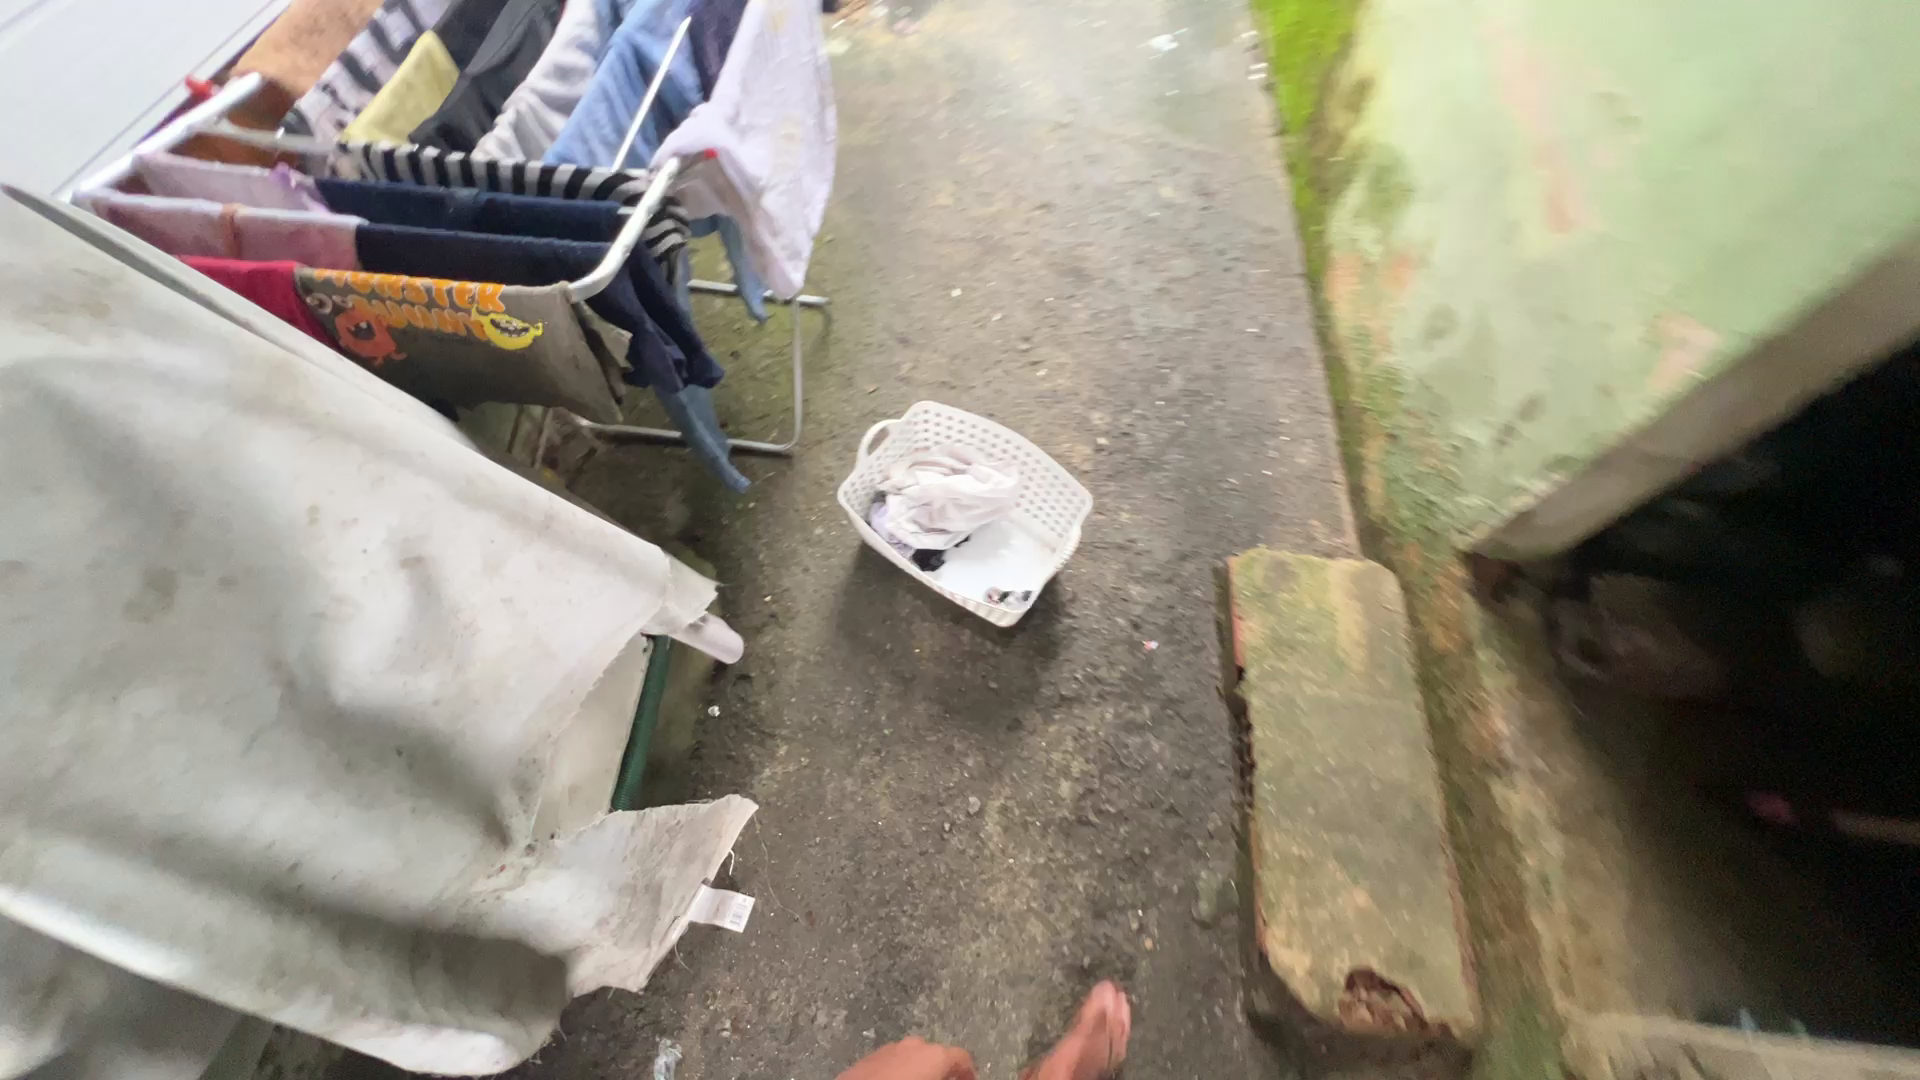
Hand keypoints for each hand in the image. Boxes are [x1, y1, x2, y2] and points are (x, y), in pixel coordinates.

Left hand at [836, 1036, 976, 1079]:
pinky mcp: (869, 1057)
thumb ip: (949, 1078)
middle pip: (936, 1056)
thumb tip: (956, 1077)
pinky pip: (893, 1063)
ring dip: (918, 1071)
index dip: (969, 1072)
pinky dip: (899, 1073)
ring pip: (912, 1058)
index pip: (962, 1058)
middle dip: (940, 1072)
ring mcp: (890, 1048)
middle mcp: (914, 1044)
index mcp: (934, 1055)